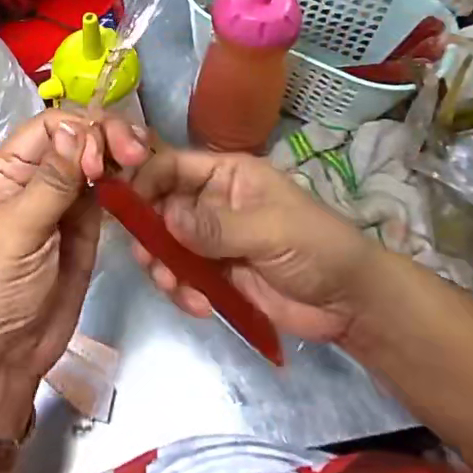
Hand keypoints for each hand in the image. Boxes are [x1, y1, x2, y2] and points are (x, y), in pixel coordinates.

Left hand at [0, 111, 148, 437]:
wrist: (4, 358)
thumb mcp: (18, 232)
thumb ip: (52, 180)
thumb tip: (76, 128)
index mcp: (10, 168)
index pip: (52, 126)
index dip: (83, 130)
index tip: (104, 156)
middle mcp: (39, 174)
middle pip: (81, 137)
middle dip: (110, 138)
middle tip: (137, 155)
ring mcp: (65, 199)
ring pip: (100, 160)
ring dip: (123, 156)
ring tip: (146, 164)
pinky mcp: (87, 223)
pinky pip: (111, 192)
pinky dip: (128, 183)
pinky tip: (143, 182)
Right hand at [127, 146, 382, 343]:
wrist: (349, 302)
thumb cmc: (315, 246)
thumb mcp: (269, 230)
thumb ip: (216, 226)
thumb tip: (164, 217)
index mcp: (226, 174)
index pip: (173, 166)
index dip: (146, 180)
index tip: (124, 207)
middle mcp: (212, 201)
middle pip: (161, 207)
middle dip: (149, 232)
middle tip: (149, 257)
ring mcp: (212, 240)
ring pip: (166, 245)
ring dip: (163, 266)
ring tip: (176, 287)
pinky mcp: (216, 275)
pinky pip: (182, 277)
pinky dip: (182, 292)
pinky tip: (201, 306)